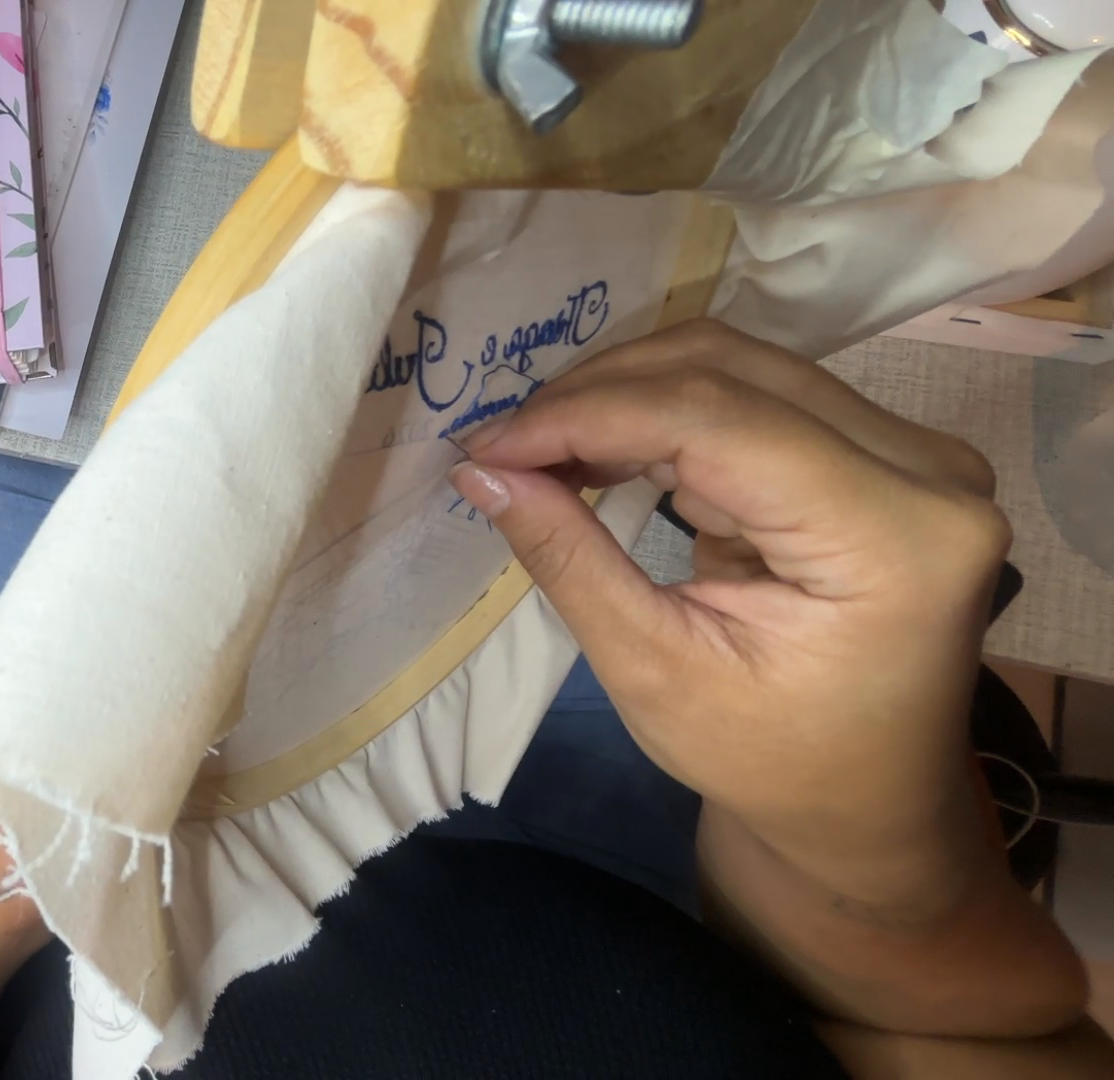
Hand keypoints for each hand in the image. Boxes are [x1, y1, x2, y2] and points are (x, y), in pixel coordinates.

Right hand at [449, 320, 1007, 913]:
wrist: (855, 794)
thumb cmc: (762, 754)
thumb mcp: (647, 667)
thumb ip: (566, 558)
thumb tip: (480, 473)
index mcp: (892, 537)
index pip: (713, 422)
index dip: (582, 418)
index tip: (483, 449)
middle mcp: (918, 469)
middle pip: (721, 369)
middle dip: (588, 396)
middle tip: (496, 448)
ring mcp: (895, 452)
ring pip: (722, 367)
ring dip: (609, 397)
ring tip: (529, 451)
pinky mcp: (856, 454)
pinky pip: (728, 397)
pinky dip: (637, 416)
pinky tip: (582, 455)